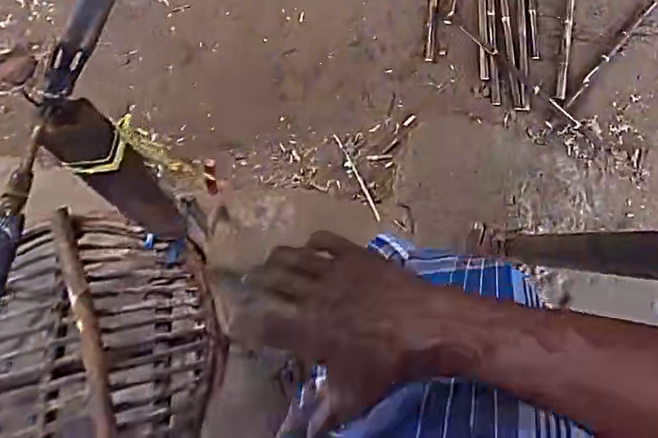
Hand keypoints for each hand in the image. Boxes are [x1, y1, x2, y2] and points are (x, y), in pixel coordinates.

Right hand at [239, 232, 462, 433]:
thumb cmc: (385, 365)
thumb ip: (322, 415)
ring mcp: (333, 270)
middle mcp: (313, 295)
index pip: (267, 323)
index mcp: (308, 331)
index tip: (236, 320)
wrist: (421, 324)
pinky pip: (325, 240)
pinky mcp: (353, 253)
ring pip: (294, 257)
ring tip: (268, 261)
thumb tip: (300, 436)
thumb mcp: (351, 398)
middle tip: (247, 282)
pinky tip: (309, 246)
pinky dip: (313, 242)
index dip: (248, 321)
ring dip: (278, 259)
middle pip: (274, 281)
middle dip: (256, 282)